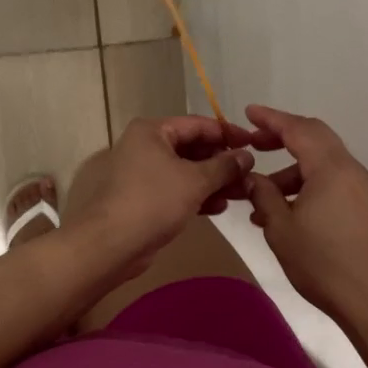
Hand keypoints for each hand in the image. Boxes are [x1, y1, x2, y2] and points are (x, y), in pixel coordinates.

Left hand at [66, 116, 253, 271]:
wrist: (113, 243)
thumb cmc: (153, 201)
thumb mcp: (194, 180)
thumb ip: (224, 166)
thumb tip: (246, 156)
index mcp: (153, 131)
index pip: (197, 124)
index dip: (227, 133)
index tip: (254, 144)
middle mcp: (146, 145)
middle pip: (192, 147)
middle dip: (222, 161)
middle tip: (250, 174)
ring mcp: (145, 172)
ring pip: (187, 170)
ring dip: (214, 180)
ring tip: (242, 193)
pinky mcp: (147, 197)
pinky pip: (179, 189)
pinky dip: (198, 195)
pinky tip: (220, 207)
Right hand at [242, 105, 367, 329]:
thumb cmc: (324, 264)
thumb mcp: (281, 229)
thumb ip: (263, 195)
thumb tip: (252, 177)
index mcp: (330, 168)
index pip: (297, 128)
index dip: (270, 118)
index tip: (247, 112)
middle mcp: (349, 170)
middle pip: (314, 138)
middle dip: (282, 137)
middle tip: (253, 143)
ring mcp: (360, 190)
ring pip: (320, 163)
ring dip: (290, 169)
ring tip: (259, 196)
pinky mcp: (364, 209)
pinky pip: (330, 182)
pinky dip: (305, 185)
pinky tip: (284, 212)